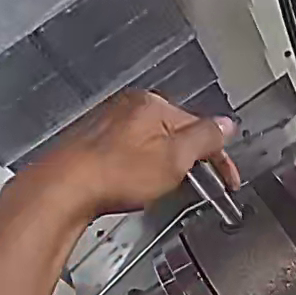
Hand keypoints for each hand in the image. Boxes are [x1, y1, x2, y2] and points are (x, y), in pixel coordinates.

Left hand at [0, 90, 239, 227]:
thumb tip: (225, 125)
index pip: (203, 129)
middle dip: (195, 161)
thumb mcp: (174, 158)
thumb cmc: (113, 174)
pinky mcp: (101, 142)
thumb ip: (205, 138)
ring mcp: (114, 123)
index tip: (229, 180)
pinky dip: (148, 169)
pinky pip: (137, 152)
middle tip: (202, 187)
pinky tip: (142, 185)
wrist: (66, 188)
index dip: (221, 158)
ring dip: (171, 166)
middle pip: (180, 134)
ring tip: (167, 188)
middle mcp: (132, 107)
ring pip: (158, 143)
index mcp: (153, 106)